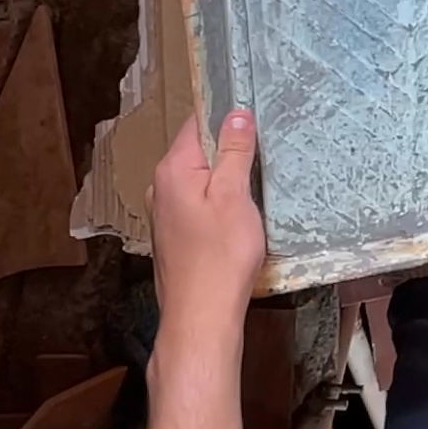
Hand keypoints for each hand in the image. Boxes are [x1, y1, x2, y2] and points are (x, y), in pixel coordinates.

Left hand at [149, 111, 265, 333]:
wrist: (202, 317)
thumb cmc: (221, 253)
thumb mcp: (234, 194)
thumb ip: (234, 151)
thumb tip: (237, 114)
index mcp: (173, 170)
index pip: (197, 123)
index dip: (226, 114)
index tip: (256, 111)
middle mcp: (162, 187)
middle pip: (199, 150)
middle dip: (229, 145)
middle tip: (265, 143)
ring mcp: (166, 212)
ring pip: (201, 176)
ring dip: (226, 173)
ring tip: (257, 173)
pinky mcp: (176, 234)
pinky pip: (200, 199)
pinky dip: (220, 196)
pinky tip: (241, 207)